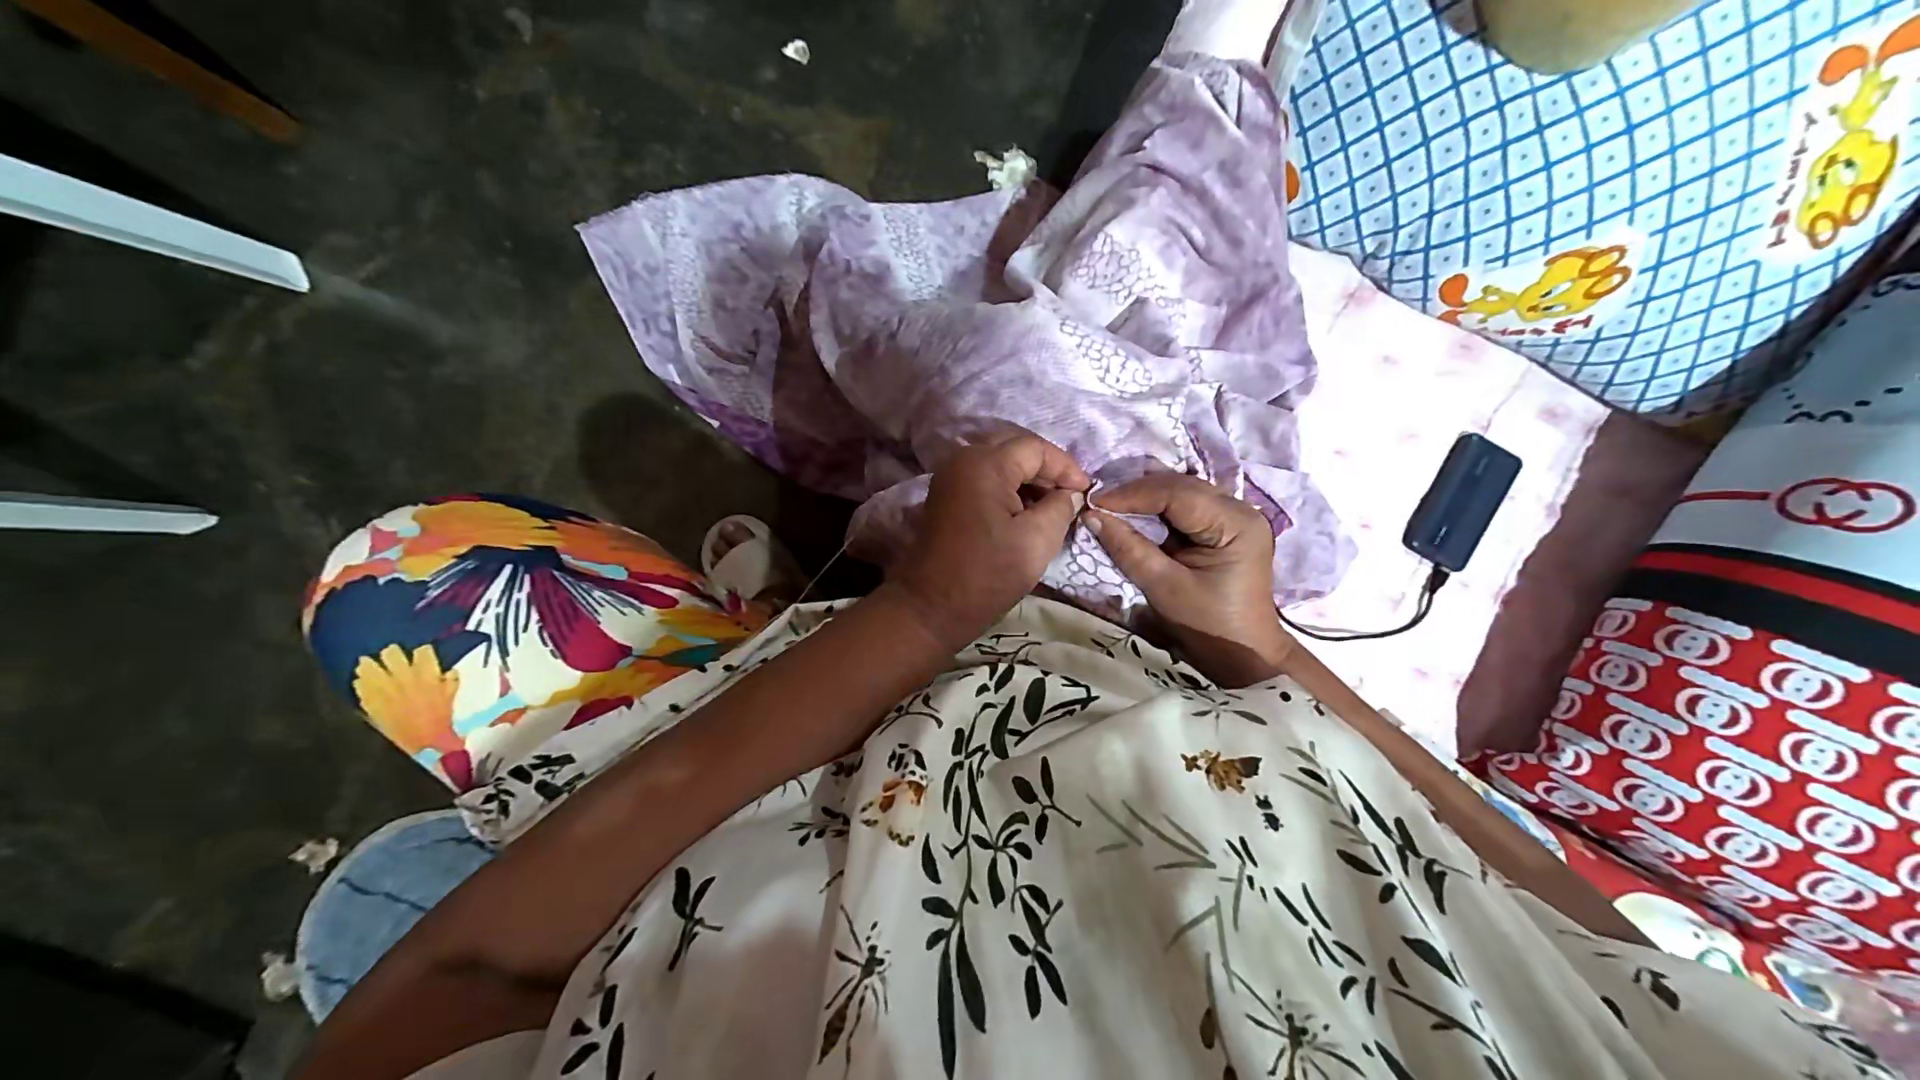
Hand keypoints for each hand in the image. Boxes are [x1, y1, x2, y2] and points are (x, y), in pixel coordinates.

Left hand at [887, 434, 1090, 650]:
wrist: (931, 608)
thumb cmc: (987, 574)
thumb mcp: (1037, 540)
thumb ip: (1060, 508)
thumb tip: (1071, 494)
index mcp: (984, 464)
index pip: (1035, 448)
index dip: (1066, 467)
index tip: (1087, 492)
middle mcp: (962, 461)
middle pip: (1015, 452)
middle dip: (1047, 472)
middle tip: (1072, 498)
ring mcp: (950, 479)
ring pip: (1000, 466)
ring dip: (1028, 483)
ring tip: (1054, 508)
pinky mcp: (946, 498)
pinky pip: (984, 482)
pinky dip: (1009, 492)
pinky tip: (1027, 515)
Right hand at [1083, 473, 1294, 687]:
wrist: (1243, 654)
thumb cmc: (1209, 625)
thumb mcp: (1164, 587)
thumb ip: (1129, 548)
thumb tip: (1092, 516)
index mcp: (1235, 524)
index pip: (1176, 493)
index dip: (1131, 494)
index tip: (1093, 503)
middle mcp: (1241, 509)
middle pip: (1180, 486)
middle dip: (1135, 492)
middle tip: (1097, 503)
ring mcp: (1235, 515)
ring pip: (1182, 490)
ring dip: (1144, 496)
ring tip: (1110, 506)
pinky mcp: (1226, 525)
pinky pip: (1186, 505)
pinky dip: (1157, 507)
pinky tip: (1133, 513)